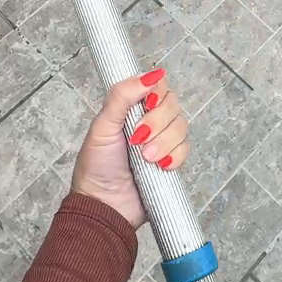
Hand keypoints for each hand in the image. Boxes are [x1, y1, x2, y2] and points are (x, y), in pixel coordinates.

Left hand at [70, 68, 188, 228]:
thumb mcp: (102, 126)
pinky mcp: (171, 160)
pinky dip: (174, 157)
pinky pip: (185, 149)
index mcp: (131, 106)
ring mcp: (161, 140)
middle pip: (172, 104)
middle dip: (157, 123)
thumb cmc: (96, 166)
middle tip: (138, 140)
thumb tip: (148, 76)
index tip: (147, 104)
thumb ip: (122, 96)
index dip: (156, 93)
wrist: (104, 205)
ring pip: (181, 126)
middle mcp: (149, 119)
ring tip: (145, 158)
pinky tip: (160, 166)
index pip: (157, 85)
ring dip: (163, 143)